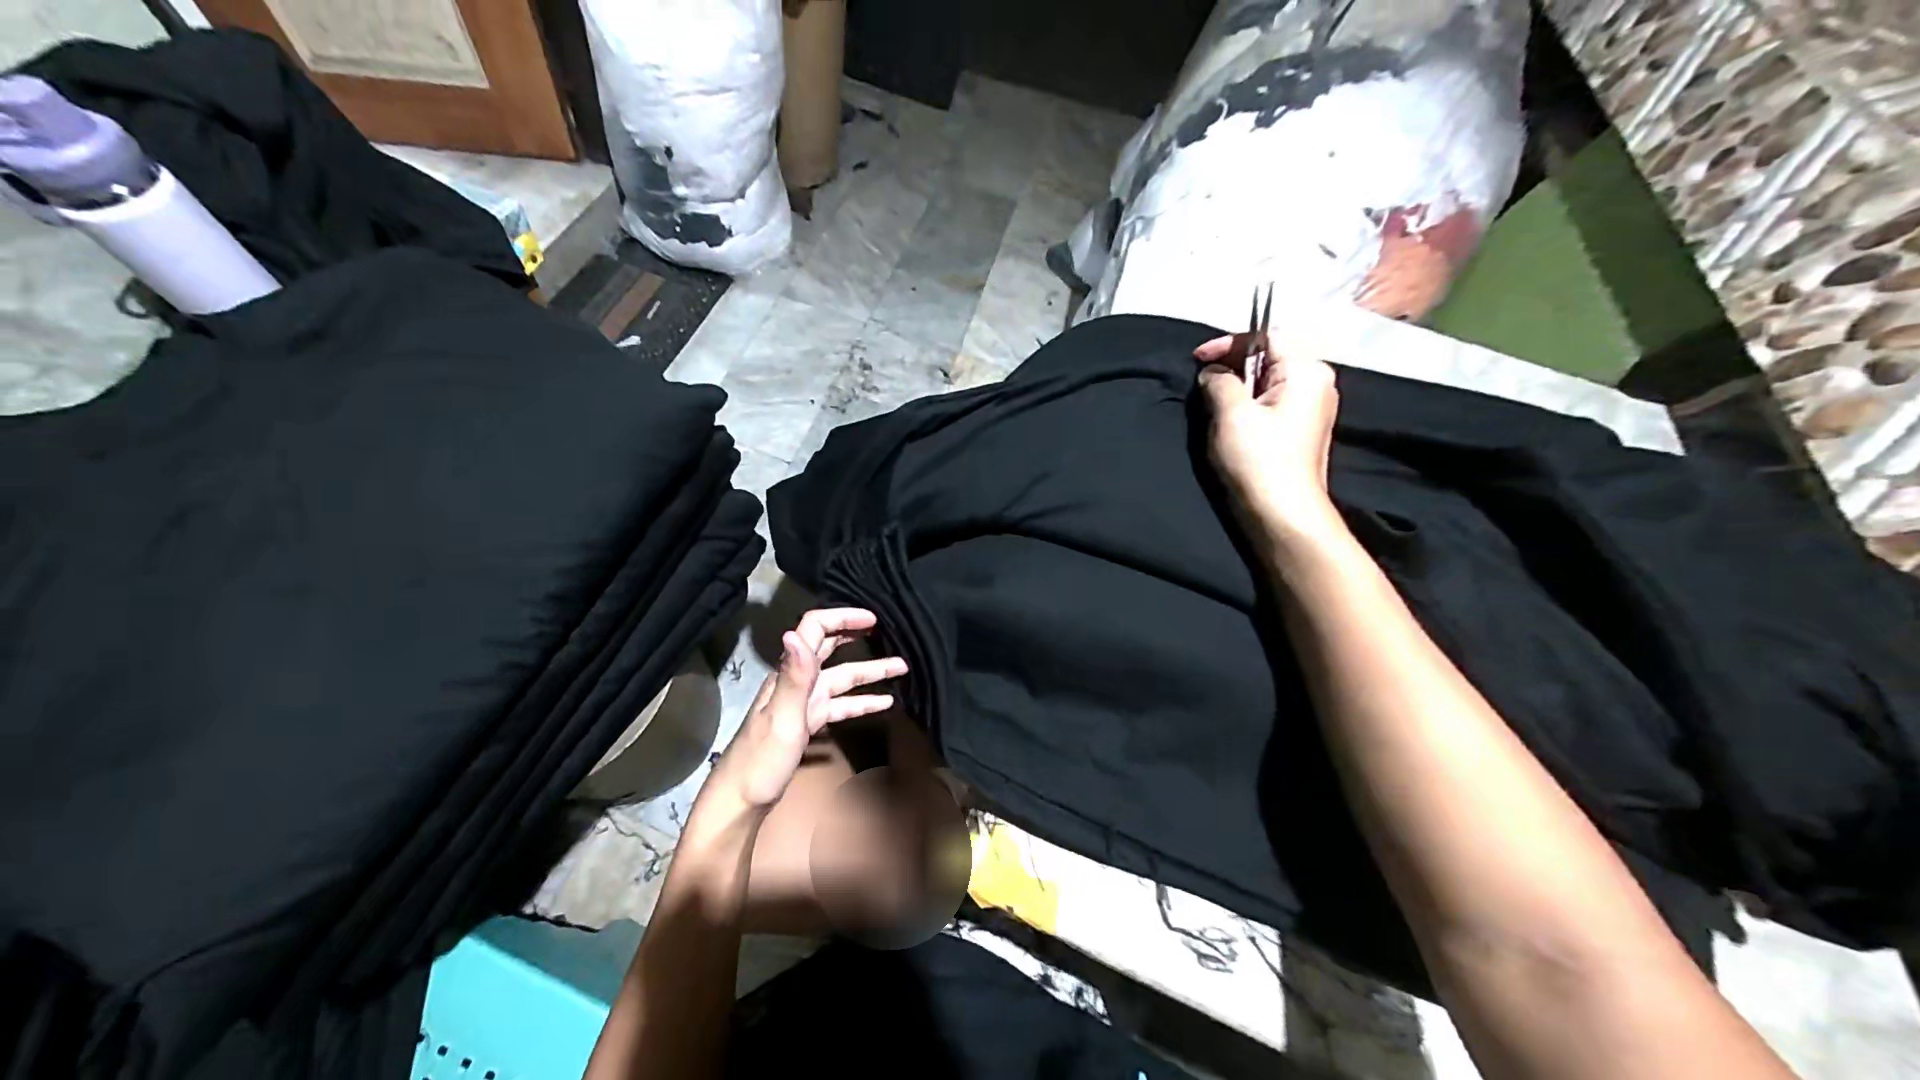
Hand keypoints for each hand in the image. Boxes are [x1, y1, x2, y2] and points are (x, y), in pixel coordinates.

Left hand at [702, 608, 906, 812]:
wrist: (740, 802)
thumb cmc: (761, 762)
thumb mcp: (781, 719)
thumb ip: (793, 678)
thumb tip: (793, 634)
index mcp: (788, 675)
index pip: (814, 630)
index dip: (841, 618)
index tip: (872, 619)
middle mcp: (796, 683)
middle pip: (828, 648)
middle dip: (856, 636)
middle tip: (887, 631)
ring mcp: (803, 704)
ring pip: (841, 679)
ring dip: (869, 672)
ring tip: (901, 667)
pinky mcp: (808, 724)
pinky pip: (840, 706)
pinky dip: (862, 702)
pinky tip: (884, 703)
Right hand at [1194, 334, 1345, 551]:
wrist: (1282, 514)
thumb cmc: (1258, 459)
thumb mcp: (1231, 413)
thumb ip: (1219, 381)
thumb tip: (1213, 373)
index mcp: (1307, 371)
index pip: (1267, 336)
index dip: (1229, 343)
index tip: (1197, 360)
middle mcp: (1317, 384)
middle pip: (1270, 358)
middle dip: (1232, 366)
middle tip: (1202, 383)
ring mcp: (1312, 410)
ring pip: (1268, 383)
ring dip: (1237, 388)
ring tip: (1211, 403)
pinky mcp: (1301, 432)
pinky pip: (1271, 404)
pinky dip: (1248, 405)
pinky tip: (1229, 422)